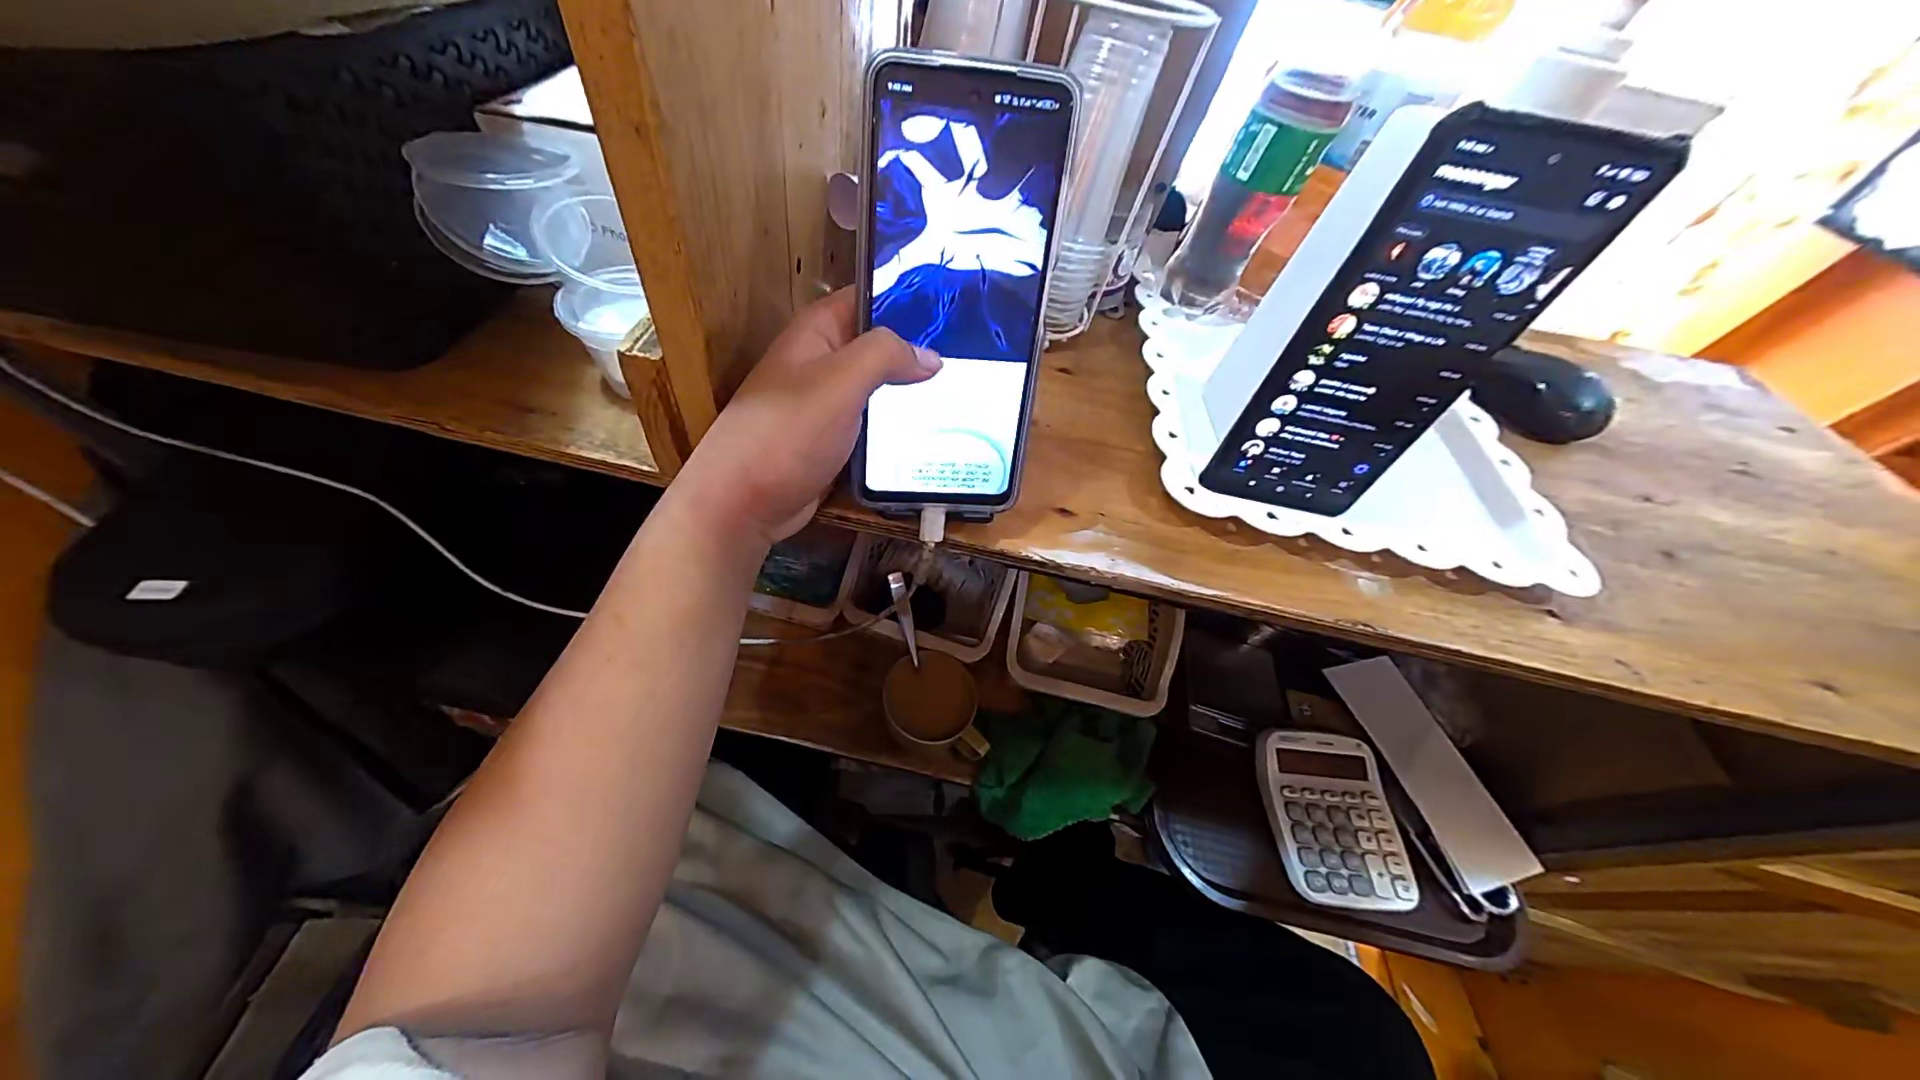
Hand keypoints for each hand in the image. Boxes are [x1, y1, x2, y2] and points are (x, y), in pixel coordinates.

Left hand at [668, 289, 940, 544]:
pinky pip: (874, 426)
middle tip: (971, 359)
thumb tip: (930, 356)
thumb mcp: (840, 381)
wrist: (743, 503)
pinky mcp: (834, 442)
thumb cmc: (787, 433)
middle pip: (880, 347)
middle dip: (919, 352)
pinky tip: (935, 432)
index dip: (909, 298)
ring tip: (964, 395)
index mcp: (817, 332)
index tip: (957, 307)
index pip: (869, 297)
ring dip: (913, 394)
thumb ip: (886, 355)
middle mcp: (823, 362)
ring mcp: (828, 405)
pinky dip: (900, 428)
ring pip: (881, 390)